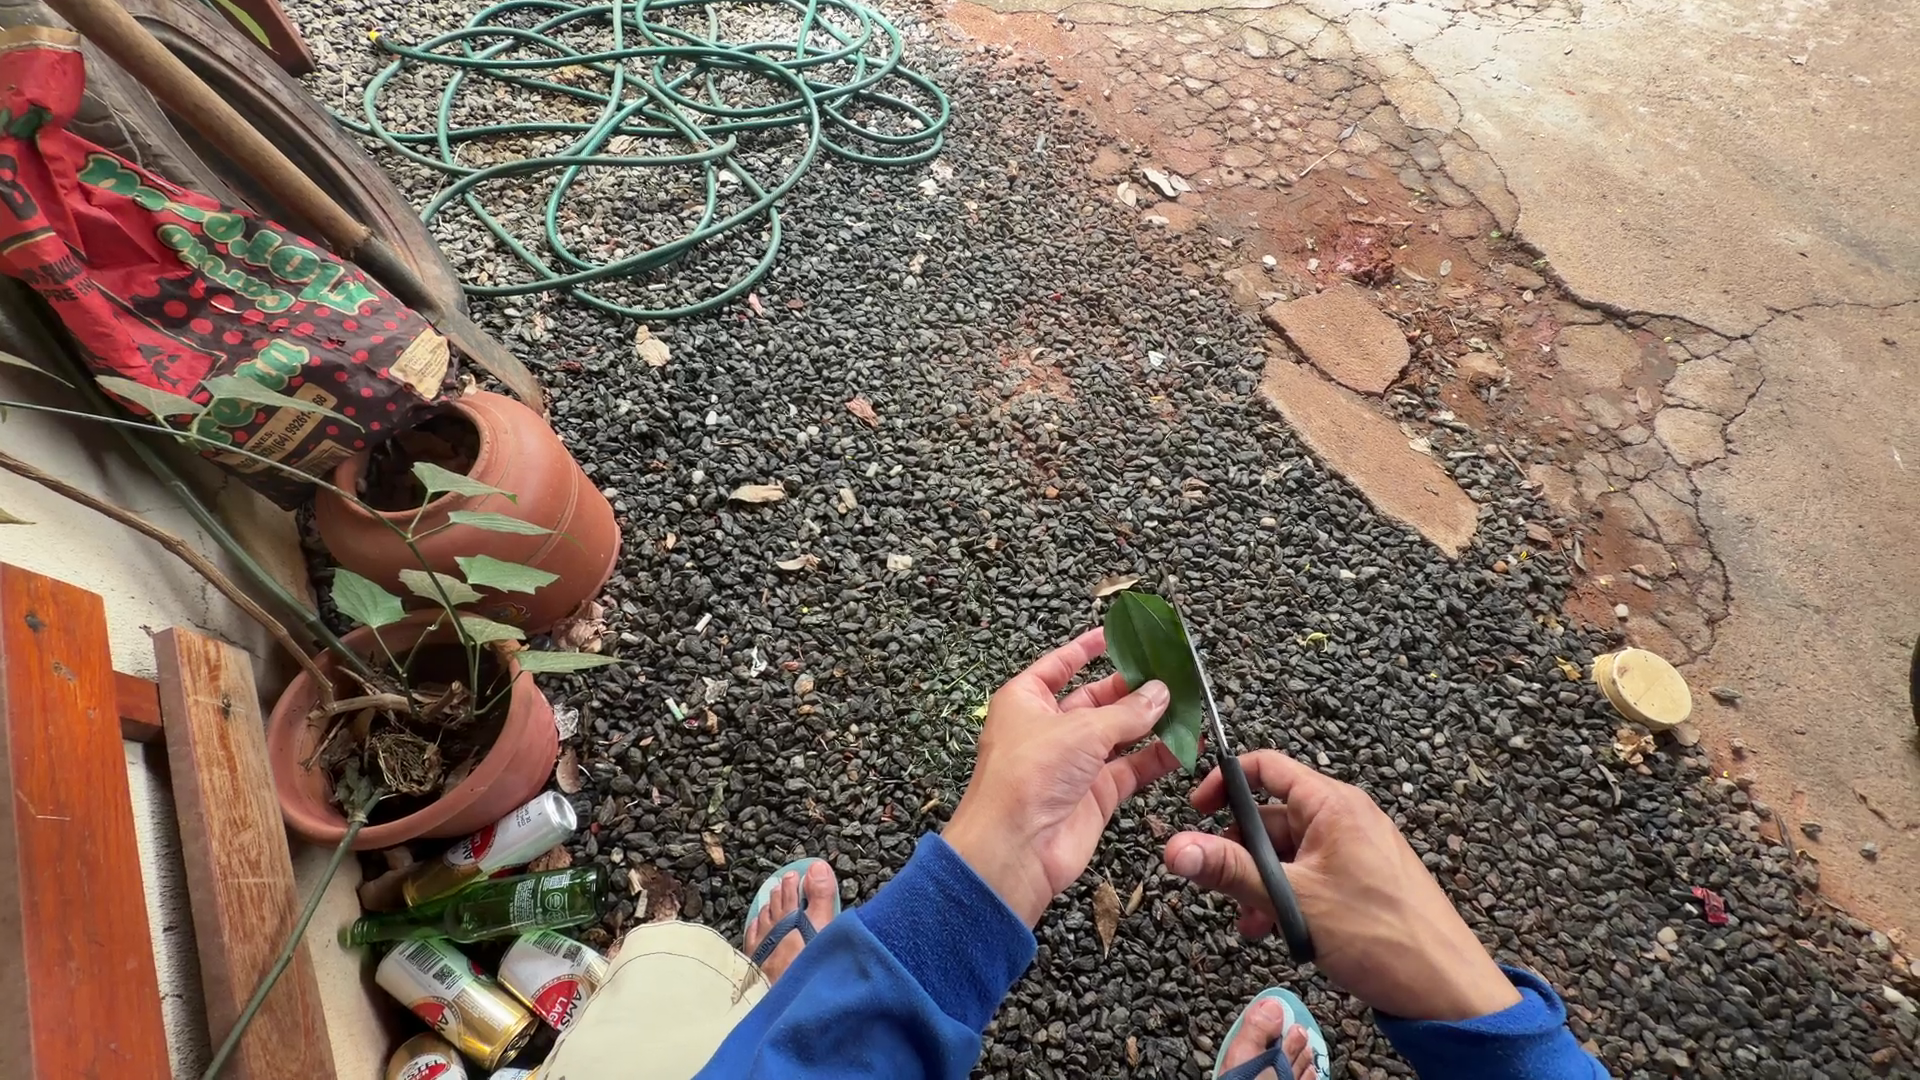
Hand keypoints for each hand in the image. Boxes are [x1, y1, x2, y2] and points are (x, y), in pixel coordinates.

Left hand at [943, 629, 1179, 925]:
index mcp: (1026, 700)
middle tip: (1168, 672)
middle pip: (1094, 698)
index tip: (1113, 634)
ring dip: (1149, 721)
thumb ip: (1125, 712)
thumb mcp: (1080, 730)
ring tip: (1185, 703)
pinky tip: (1184, 744)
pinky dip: (1156, 757)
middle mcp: (1048, 727)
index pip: (1059, 665)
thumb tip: (1159, 692)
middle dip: (1129, 687)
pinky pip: (1130, 768)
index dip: (1085, 649)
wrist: (1015, 848)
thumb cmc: (1028, 775)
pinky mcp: (1093, 794)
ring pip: (1117, 733)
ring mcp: (1072, 762)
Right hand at [1163, 751, 1520, 1020]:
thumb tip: (1176, 848)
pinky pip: (1308, 872)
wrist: (1453, 998)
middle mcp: (1343, 817)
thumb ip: (1230, 871)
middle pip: (1270, 814)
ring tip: (1248, 918)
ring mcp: (1354, 849)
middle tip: (1221, 880)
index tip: (1197, 811)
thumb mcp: (1293, 900)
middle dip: (1240, 849)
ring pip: (1286, 850)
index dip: (1224, 781)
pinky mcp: (1361, 879)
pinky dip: (1285, 894)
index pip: (1265, 766)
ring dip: (1260, 880)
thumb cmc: (1382, 937)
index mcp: (1332, 804)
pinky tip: (1273, 927)